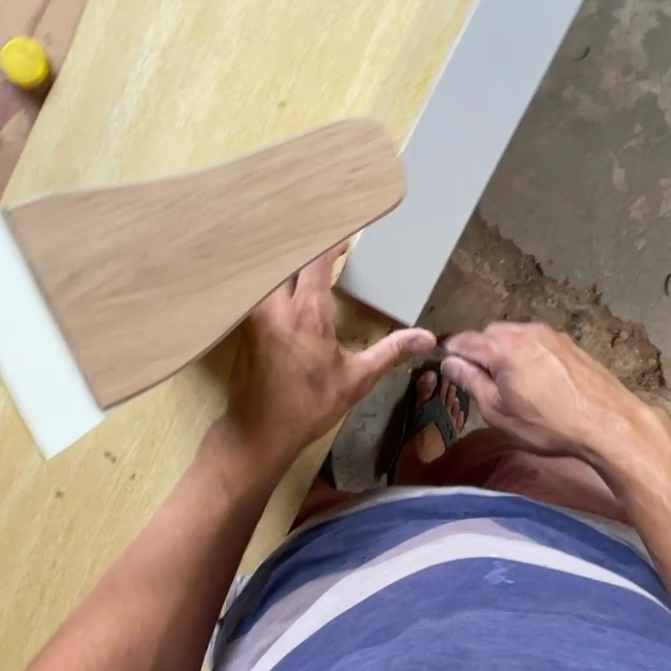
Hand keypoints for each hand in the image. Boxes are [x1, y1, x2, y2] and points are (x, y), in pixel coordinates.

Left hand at [226, 242, 434, 466]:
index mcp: (307, 312)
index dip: (331, 242)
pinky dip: (269, 281)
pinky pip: (255, 291)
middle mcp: (275, 305)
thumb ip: (391, 351)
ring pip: (267, 272)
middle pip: (286, 258)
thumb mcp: (356, 379)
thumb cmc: (309, 406)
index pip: (316, 259)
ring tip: (302, 258)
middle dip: (305, 246)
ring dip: (284, 263)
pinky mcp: (244, 327)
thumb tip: (427, 338)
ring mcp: (254, 314)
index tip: (346, 239)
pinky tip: (280, 285)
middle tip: (324, 242)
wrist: (260, 432)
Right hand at [441, 322, 668, 465]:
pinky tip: (536, 380)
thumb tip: (449, 363)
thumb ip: (471, 382)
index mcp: (502, 348)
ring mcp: (550, 335)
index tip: (451, 372)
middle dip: (480, 352)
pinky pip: (536, 342)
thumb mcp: (499, 411)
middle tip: (483, 383)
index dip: (451, 354)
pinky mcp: (569, 343)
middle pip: (489, 334)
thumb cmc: (549, 425)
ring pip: (514, 335)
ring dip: (505, 352)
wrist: (608, 424)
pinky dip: (527, 354)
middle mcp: (525, 332)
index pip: (463, 340)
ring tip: (512, 384)